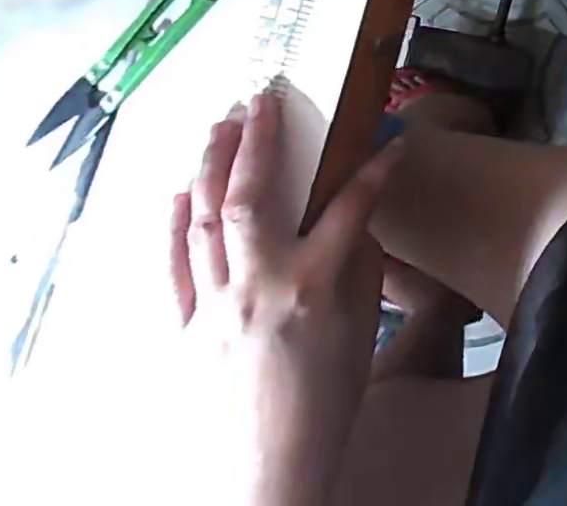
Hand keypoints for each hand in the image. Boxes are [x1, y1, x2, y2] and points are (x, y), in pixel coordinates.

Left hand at [170, 92, 404, 505]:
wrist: (266, 477)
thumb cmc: (326, 403)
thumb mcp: (363, 332)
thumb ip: (359, 267)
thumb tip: (351, 220)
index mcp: (312, 288)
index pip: (349, 208)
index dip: (375, 171)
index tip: (392, 147)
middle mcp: (258, 285)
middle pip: (250, 198)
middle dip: (257, 141)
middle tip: (261, 99)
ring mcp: (214, 304)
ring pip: (205, 221)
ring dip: (212, 166)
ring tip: (221, 125)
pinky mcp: (186, 325)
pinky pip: (174, 266)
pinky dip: (174, 224)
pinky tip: (178, 192)